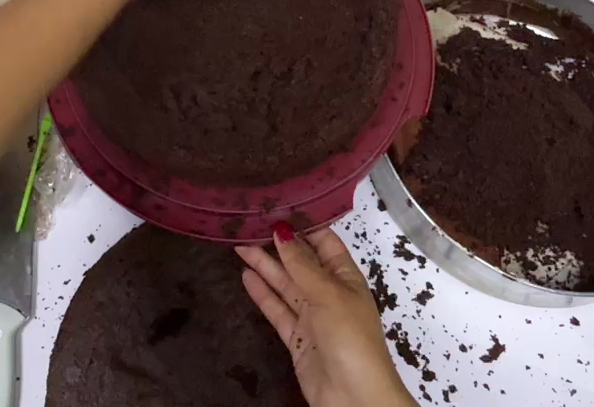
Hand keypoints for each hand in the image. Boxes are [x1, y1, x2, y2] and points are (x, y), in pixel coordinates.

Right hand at [237, 227, 416, 406]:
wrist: (354, 399)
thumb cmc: (349, 337)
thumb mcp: (328, 294)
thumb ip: (302, 263)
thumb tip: (282, 229)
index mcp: (345, 276)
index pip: (323, 241)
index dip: (302, 224)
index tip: (277, 206)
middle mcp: (328, 292)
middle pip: (300, 261)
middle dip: (278, 244)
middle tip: (249, 223)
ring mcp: (312, 316)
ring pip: (285, 284)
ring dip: (265, 265)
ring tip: (239, 244)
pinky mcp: (297, 338)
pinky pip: (278, 309)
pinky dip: (262, 293)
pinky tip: (245, 276)